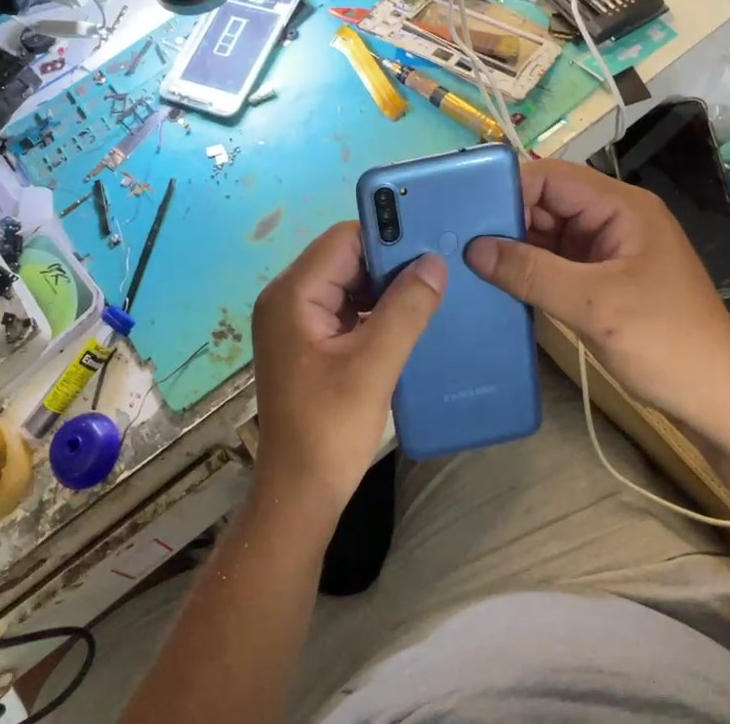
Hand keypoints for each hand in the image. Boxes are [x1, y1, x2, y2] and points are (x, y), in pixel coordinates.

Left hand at [252, 222, 445, 515]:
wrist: (300, 492)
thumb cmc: (330, 428)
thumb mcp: (374, 365)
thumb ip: (405, 309)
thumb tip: (434, 262)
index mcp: (291, 295)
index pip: (343, 240)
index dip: (387, 237)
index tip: (432, 241)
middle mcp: (287, 300)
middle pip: (345, 260)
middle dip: (391, 263)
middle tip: (441, 267)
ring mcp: (296, 323)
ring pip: (348, 285)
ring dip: (387, 289)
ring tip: (435, 290)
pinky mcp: (309, 345)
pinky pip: (346, 311)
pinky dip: (376, 312)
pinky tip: (412, 319)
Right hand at [464, 159, 729, 412]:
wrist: (718, 398)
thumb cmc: (666, 342)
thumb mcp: (594, 305)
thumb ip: (532, 273)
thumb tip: (473, 249)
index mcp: (621, 208)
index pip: (551, 178)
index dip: (508, 190)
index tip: (465, 216)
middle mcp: (612, 220)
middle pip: (546, 203)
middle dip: (503, 219)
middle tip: (453, 241)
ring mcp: (607, 251)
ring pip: (546, 234)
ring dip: (511, 246)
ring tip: (463, 261)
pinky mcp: (601, 281)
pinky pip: (554, 263)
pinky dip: (526, 271)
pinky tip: (494, 283)